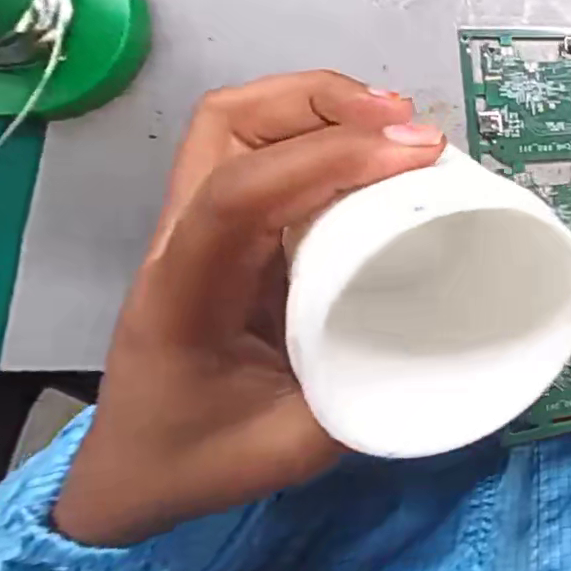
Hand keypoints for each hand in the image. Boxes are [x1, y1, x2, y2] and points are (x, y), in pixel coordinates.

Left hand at [54, 71, 446, 545]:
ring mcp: (198, 226)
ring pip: (240, 120)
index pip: (241, 195)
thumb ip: (362, 396)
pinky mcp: (226, 229)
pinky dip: (318, 129)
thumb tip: (437, 332)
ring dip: (319, 102)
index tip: (415, 154)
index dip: (329, 159)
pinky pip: (262, 150)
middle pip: (230, 122)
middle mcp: (180, 240)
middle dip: (322, 100)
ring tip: (392, 119)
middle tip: (403, 119)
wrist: (133, 470)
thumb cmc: (196, 461)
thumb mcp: (289, 451)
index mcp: (185, 294)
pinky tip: (368, 147)